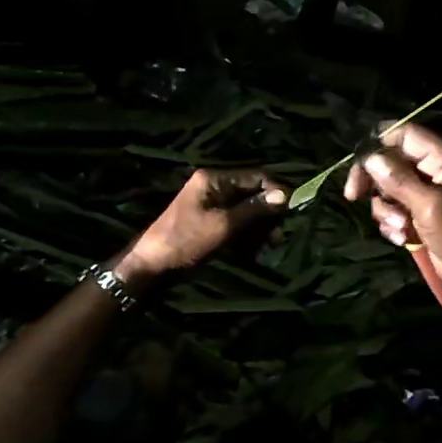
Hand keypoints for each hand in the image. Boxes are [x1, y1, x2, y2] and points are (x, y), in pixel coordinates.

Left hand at [121, 169, 286, 283]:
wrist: (151, 266)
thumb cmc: (185, 242)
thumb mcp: (223, 226)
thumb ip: (254, 210)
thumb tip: (285, 196)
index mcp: (213, 179)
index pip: (255, 176)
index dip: (275, 192)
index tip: (290, 213)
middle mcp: (214, 187)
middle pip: (253, 194)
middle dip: (267, 216)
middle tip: (277, 239)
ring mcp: (211, 205)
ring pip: (247, 212)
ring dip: (259, 230)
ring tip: (266, 249)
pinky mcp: (210, 223)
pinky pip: (236, 225)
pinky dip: (246, 237)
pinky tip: (252, 254)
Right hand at [343, 123, 441, 301]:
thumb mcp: (430, 206)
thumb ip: (399, 180)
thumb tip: (370, 158)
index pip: (405, 134)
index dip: (378, 143)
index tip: (357, 164)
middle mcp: (435, 169)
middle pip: (391, 160)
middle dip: (374, 181)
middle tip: (354, 196)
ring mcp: (428, 192)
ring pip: (388, 188)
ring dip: (386, 209)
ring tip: (400, 228)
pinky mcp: (421, 213)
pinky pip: (394, 208)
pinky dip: (392, 222)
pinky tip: (402, 238)